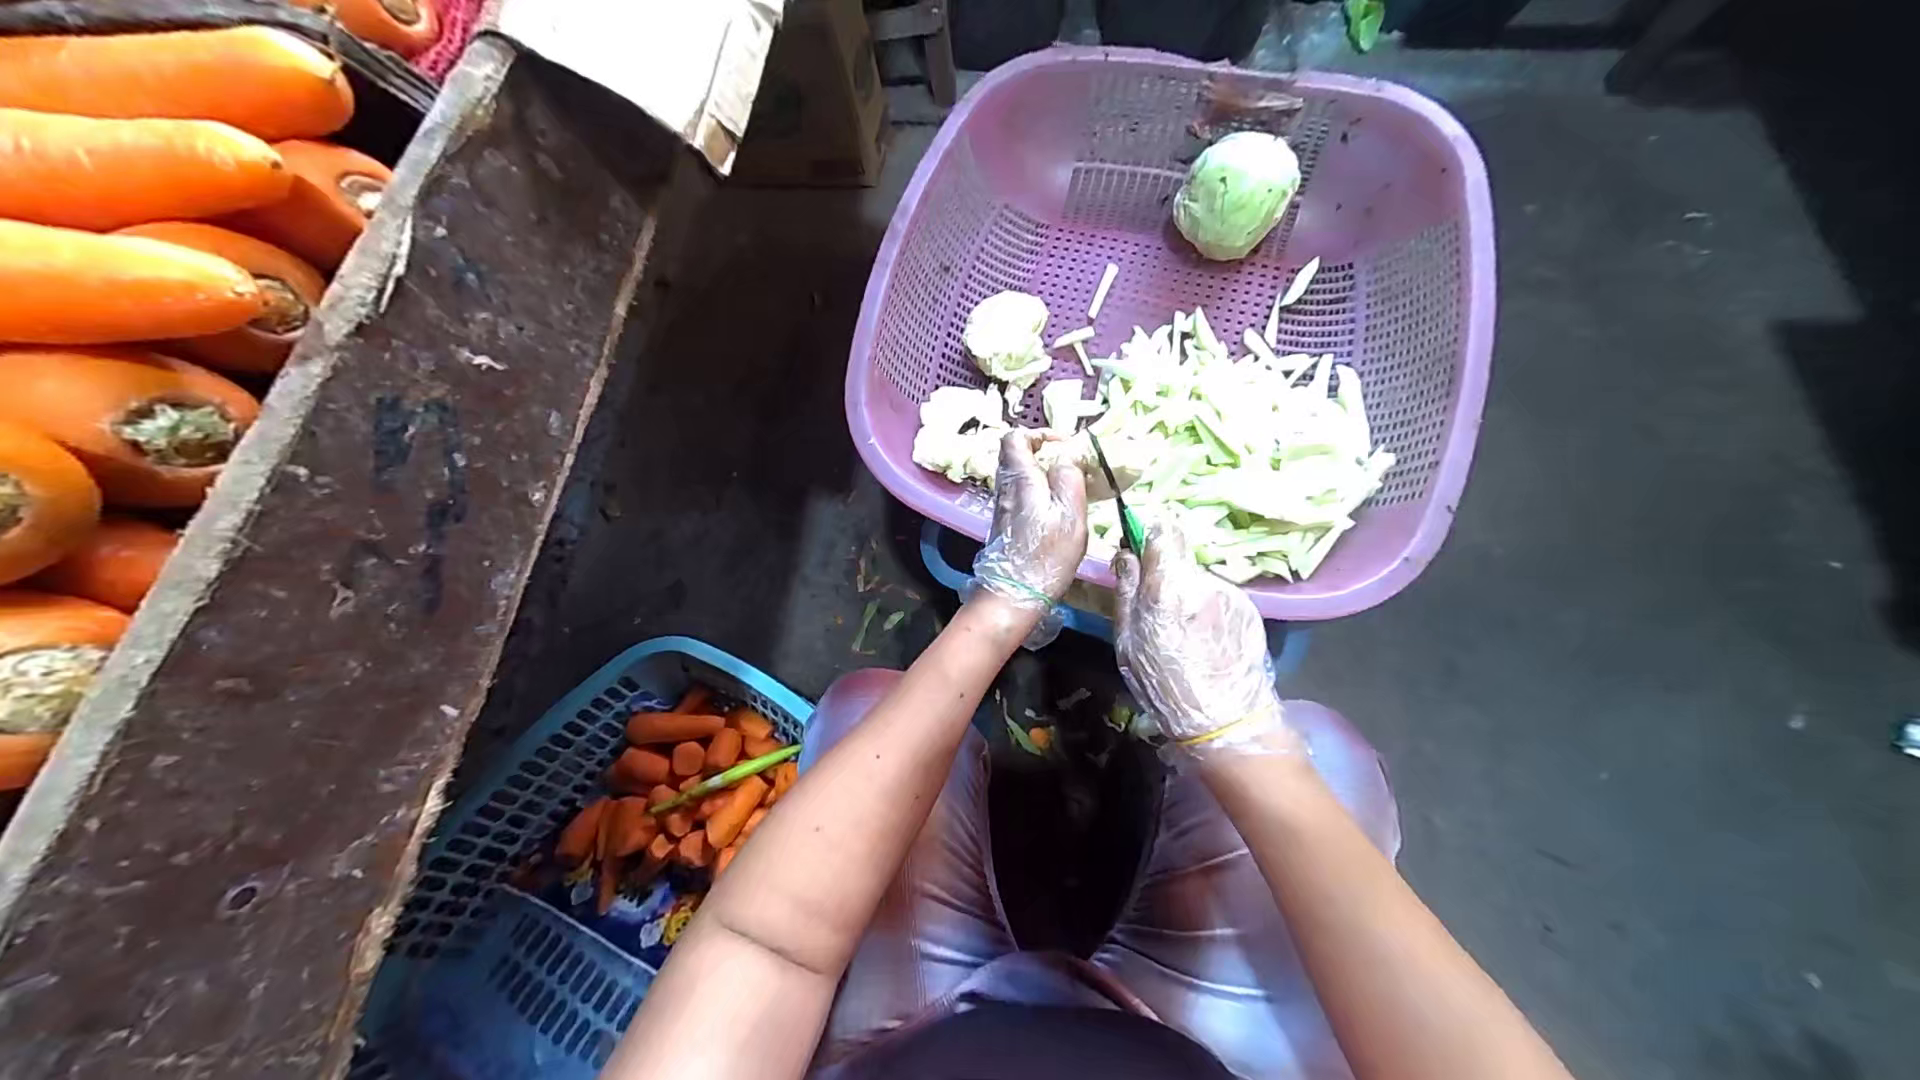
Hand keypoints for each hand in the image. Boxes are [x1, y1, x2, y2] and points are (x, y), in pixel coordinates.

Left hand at [970, 430, 1087, 619]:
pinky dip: (1041, 494)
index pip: (1015, 437)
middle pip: (1019, 456)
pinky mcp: (1006, 524)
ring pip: (1022, 477)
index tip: (1065, 445)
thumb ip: (1069, 478)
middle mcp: (1006, 489)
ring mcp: (1003, 508)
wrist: (1013, 595)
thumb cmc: (1045, 555)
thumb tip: (1067, 455)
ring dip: (1046, 476)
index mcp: (1020, 478)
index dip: (1039, 433)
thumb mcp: (1070, 514)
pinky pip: (1023, 496)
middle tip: (1074, 468)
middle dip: (1047, 455)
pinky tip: (1059, 511)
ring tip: (1072, 490)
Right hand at [1113, 523, 1298, 758]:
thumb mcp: (1129, 641)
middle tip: (1157, 607)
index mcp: (1167, 587)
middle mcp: (1203, 581)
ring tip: (1183, 631)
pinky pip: (1218, 596)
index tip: (1140, 547)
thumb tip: (1126, 554)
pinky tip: (1205, 638)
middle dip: (1165, 572)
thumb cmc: (1165, 683)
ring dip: (1187, 592)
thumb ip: (1126, 591)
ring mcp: (1230, 594)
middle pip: (1180, 557)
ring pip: (1198, 578)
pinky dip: (1207, 608)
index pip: (1163, 532)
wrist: (1226, 721)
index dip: (1150, 534)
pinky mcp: (1250, 608)